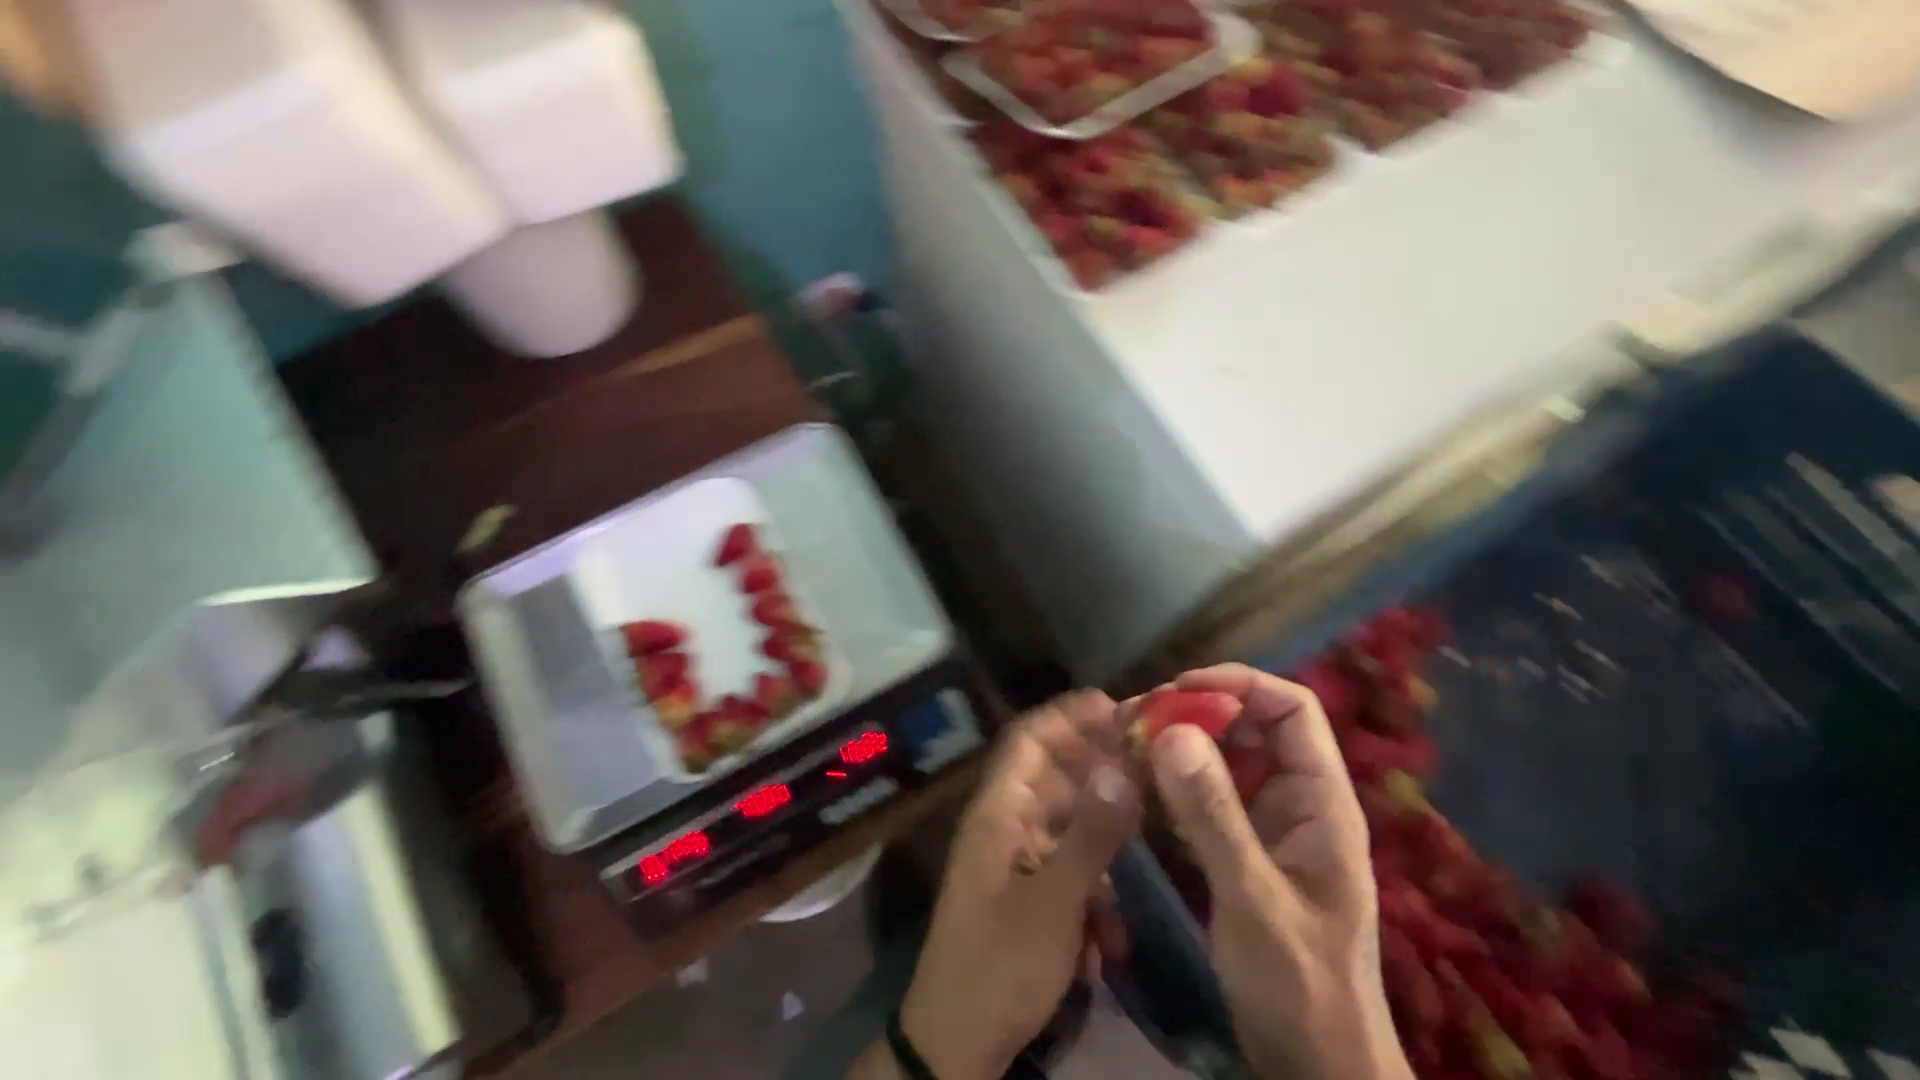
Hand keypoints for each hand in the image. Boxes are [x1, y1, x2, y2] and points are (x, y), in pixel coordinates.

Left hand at [897, 691, 1140, 1079]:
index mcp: (998, 813)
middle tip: (1154, 756)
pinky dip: (1096, 868)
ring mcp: (1016, 861)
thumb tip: (1121, 763)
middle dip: (1098, 762)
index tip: (1119, 706)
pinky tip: (1122, 896)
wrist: (958, 1042)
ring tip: (1151, 816)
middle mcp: (1005, 825)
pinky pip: (1067, 861)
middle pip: (1052, 774)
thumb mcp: (1053, 901)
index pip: (1028, 740)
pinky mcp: (1029, 895)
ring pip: (1065, 818)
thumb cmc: (1001, 965)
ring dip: (1102, 817)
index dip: (1068, 715)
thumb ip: (1090, 834)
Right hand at [1139, 665, 1411, 1079]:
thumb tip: (1172, 730)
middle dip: (1197, 712)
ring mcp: (1268, 828)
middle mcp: (1296, 802)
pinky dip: (1173, 784)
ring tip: (1126, 742)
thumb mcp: (1254, 897)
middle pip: (1252, 728)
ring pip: (1225, 761)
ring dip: (1179, 745)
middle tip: (1134, 717)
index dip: (1241, 684)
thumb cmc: (1298, 981)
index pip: (1293, 710)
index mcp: (1322, 802)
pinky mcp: (1241, 854)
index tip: (1178, 688)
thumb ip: (1214, 816)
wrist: (1312, 1062)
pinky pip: (1207, 799)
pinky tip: (1137, 785)